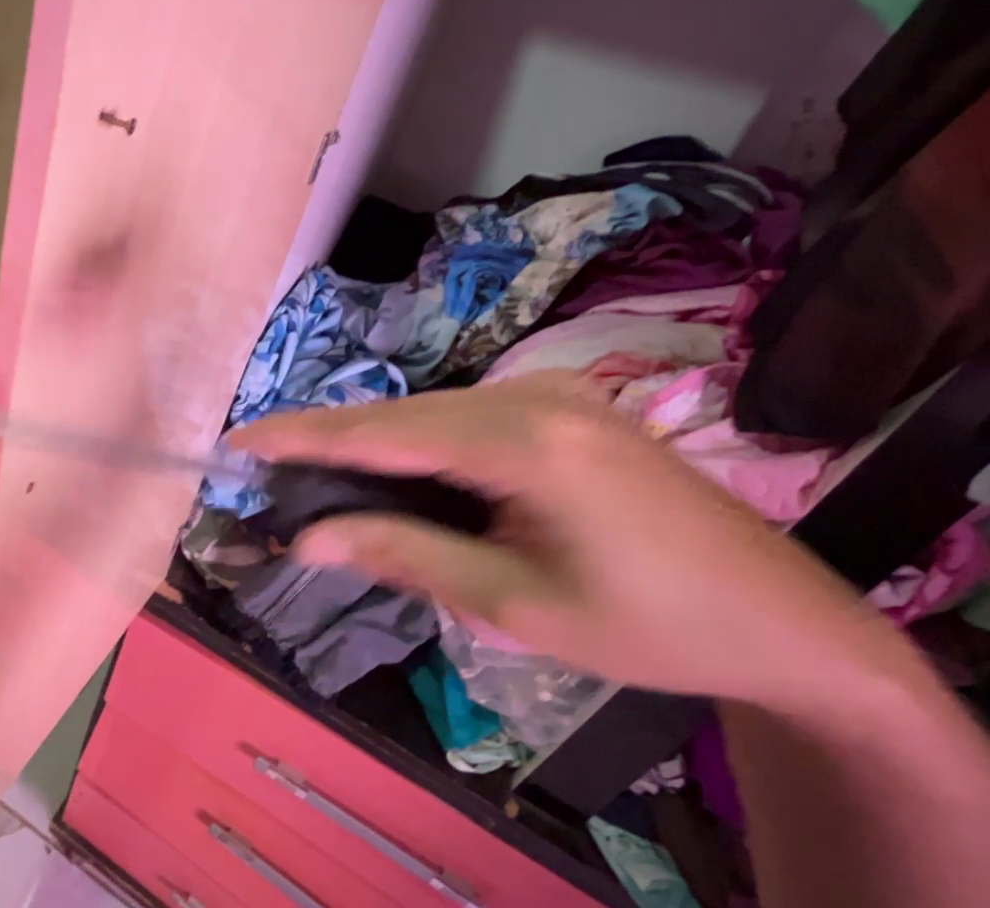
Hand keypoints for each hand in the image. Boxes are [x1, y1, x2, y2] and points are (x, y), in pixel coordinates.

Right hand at [227, 373, 898, 708]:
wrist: (785, 621)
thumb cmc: (650, 627)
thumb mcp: (514, 605)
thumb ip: (404, 555)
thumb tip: (304, 539)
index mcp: (527, 443)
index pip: (383, 432)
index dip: (302, 436)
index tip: (237, 441)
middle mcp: (536, 396)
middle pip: (402, 416)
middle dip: (330, 444)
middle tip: (267, 477)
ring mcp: (555, 393)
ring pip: (430, 414)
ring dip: (373, 446)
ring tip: (316, 481)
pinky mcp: (566, 405)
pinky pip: (465, 418)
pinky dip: (417, 446)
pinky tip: (395, 475)